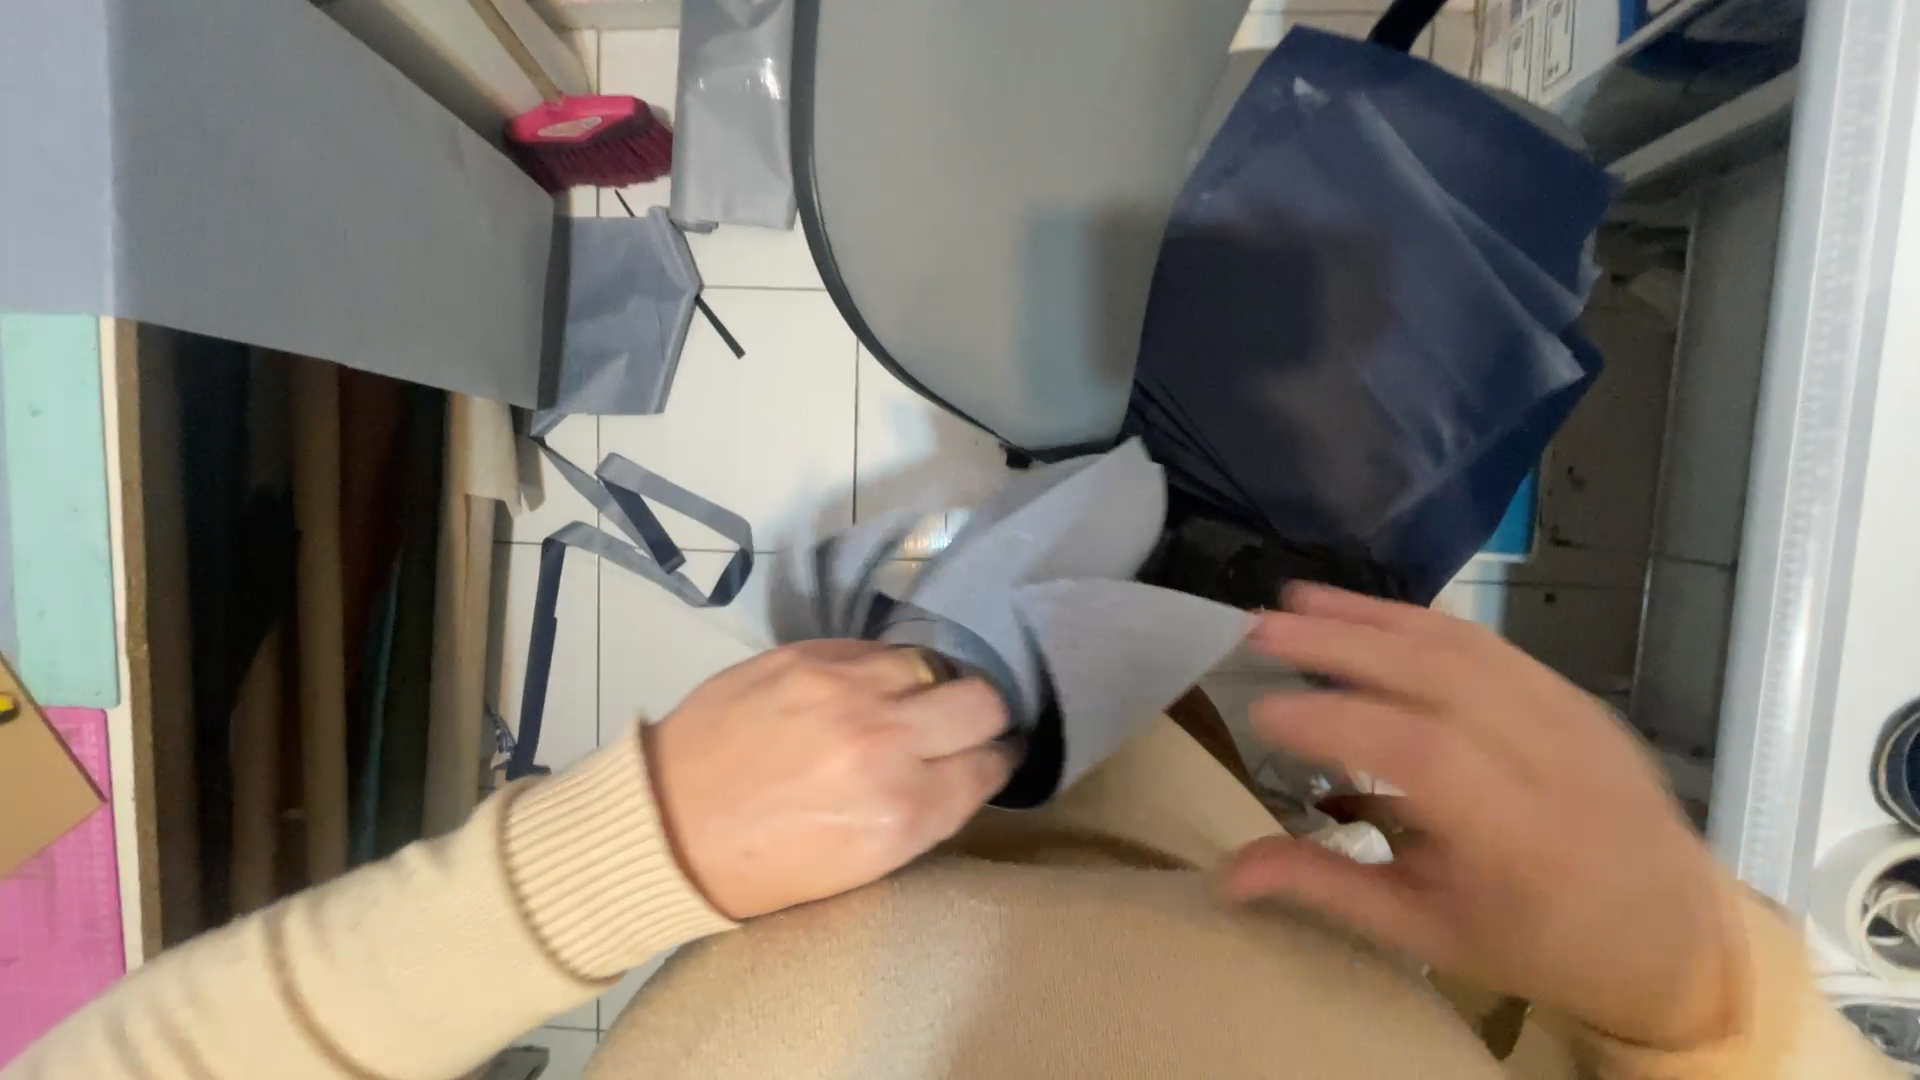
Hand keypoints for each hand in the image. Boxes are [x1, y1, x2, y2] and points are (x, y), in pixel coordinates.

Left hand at [645, 641, 1013, 919]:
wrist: (663, 821)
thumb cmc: (762, 865)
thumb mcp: (861, 865)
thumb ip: (922, 810)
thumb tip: (961, 765)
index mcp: (900, 813)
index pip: (989, 765)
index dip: (997, 759)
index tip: (991, 754)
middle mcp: (885, 742)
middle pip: (983, 701)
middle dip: (984, 715)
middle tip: (960, 723)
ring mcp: (846, 688)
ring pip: (933, 664)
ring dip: (928, 687)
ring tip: (903, 702)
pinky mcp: (810, 654)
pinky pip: (878, 649)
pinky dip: (882, 670)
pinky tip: (862, 688)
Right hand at [1225, 583, 1735, 1048]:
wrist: (1681, 938)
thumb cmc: (1540, 944)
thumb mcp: (1428, 935)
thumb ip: (1325, 887)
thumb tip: (1225, 876)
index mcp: (1525, 842)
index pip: (1422, 756)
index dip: (1335, 723)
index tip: (1261, 709)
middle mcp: (1557, 764)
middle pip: (1439, 677)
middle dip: (1338, 645)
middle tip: (1259, 628)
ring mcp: (1572, 718)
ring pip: (1460, 646)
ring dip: (1367, 616)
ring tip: (1294, 602)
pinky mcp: (1571, 694)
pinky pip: (1483, 642)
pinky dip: (1409, 618)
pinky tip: (1355, 610)